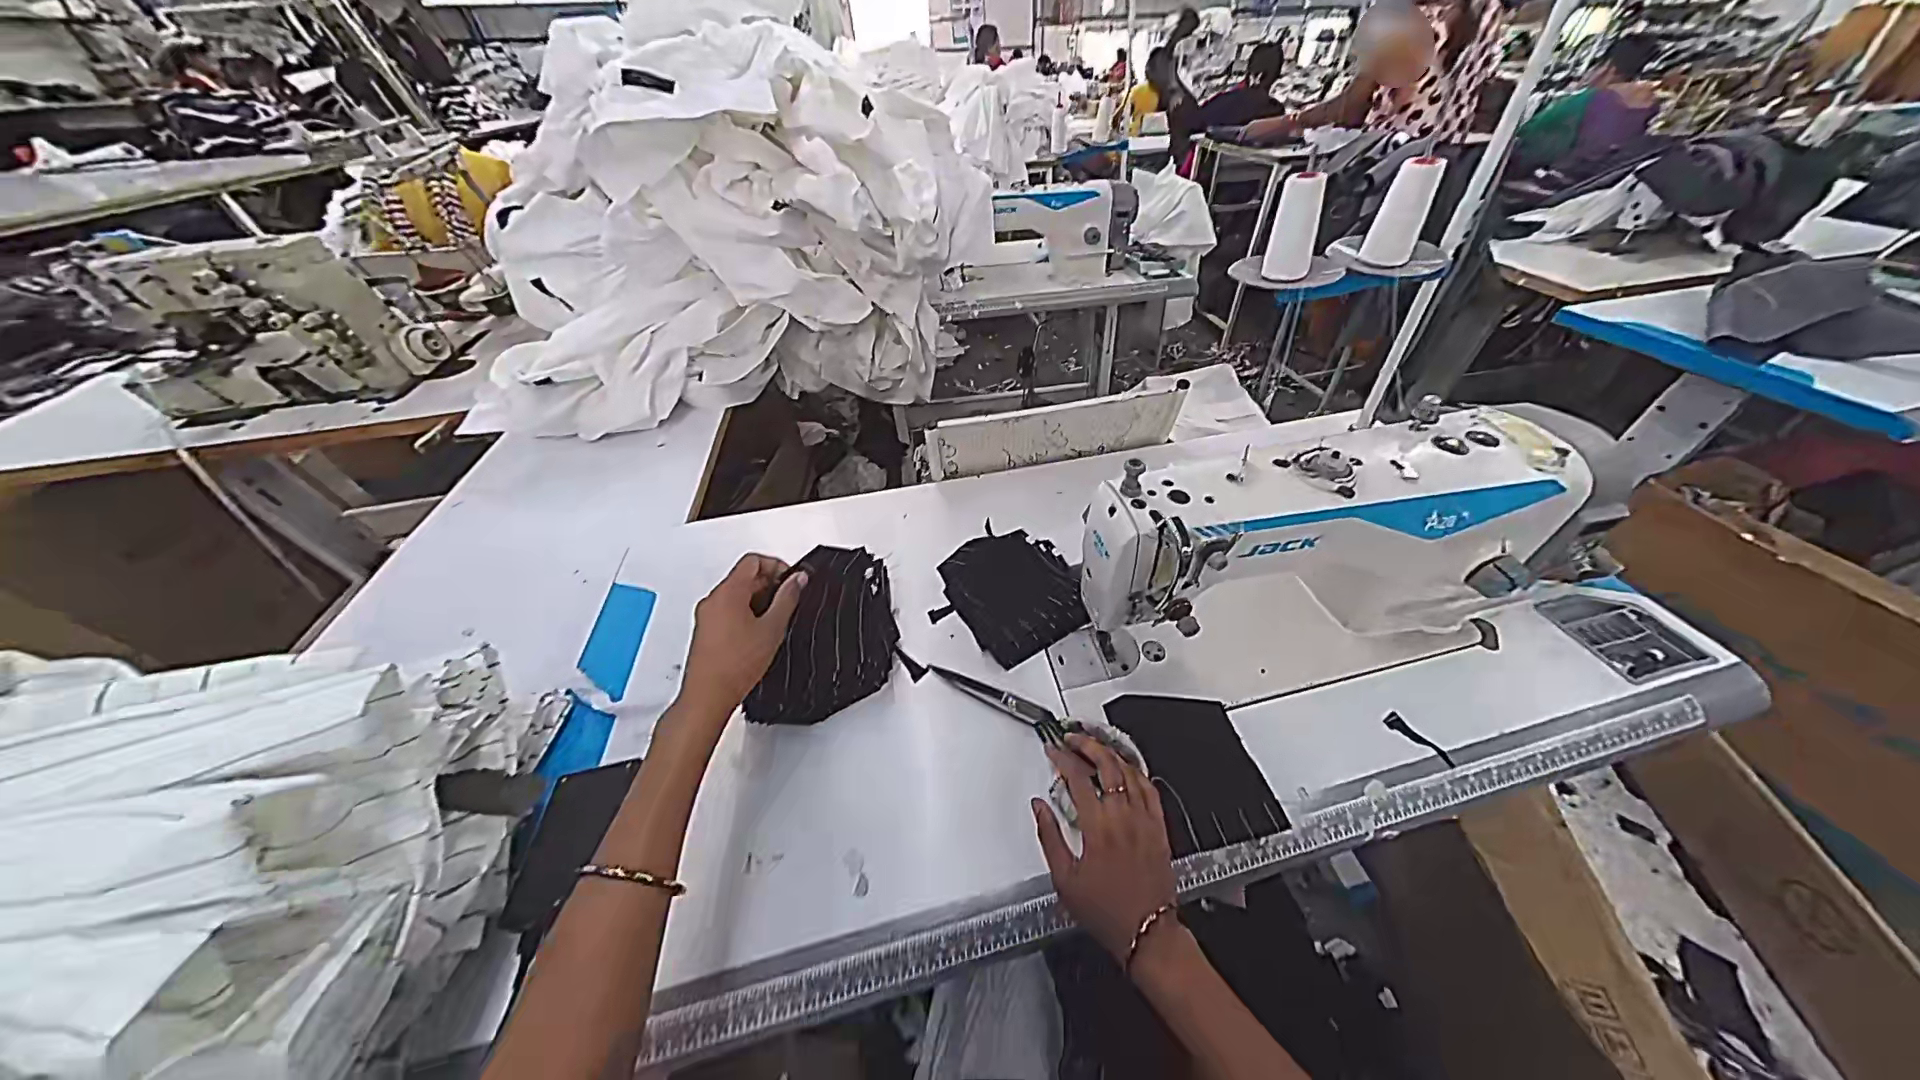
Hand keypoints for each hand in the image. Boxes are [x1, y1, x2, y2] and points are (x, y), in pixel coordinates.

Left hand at [679, 554, 807, 716]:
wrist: (708, 695)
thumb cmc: (734, 665)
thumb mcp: (772, 628)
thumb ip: (787, 598)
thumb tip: (797, 579)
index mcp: (728, 592)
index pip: (753, 561)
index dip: (777, 566)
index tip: (791, 580)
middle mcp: (713, 600)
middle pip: (744, 576)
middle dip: (769, 583)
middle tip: (788, 598)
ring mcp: (706, 615)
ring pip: (736, 593)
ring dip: (758, 599)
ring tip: (775, 619)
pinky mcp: (706, 630)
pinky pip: (727, 610)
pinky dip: (746, 613)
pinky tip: (759, 633)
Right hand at [1032, 734, 1176, 963]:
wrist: (1147, 932)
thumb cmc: (1107, 912)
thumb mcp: (1064, 878)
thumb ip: (1049, 836)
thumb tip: (1039, 807)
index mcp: (1098, 827)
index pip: (1077, 777)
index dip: (1062, 758)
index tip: (1053, 751)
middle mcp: (1123, 818)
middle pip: (1107, 764)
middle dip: (1087, 745)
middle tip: (1073, 740)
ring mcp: (1144, 820)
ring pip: (1130, 771)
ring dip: (1110, 753)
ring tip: (1096, 747)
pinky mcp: (1159, 828)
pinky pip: (1150, 789)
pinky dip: (1136, 772)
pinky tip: (1127, 769)